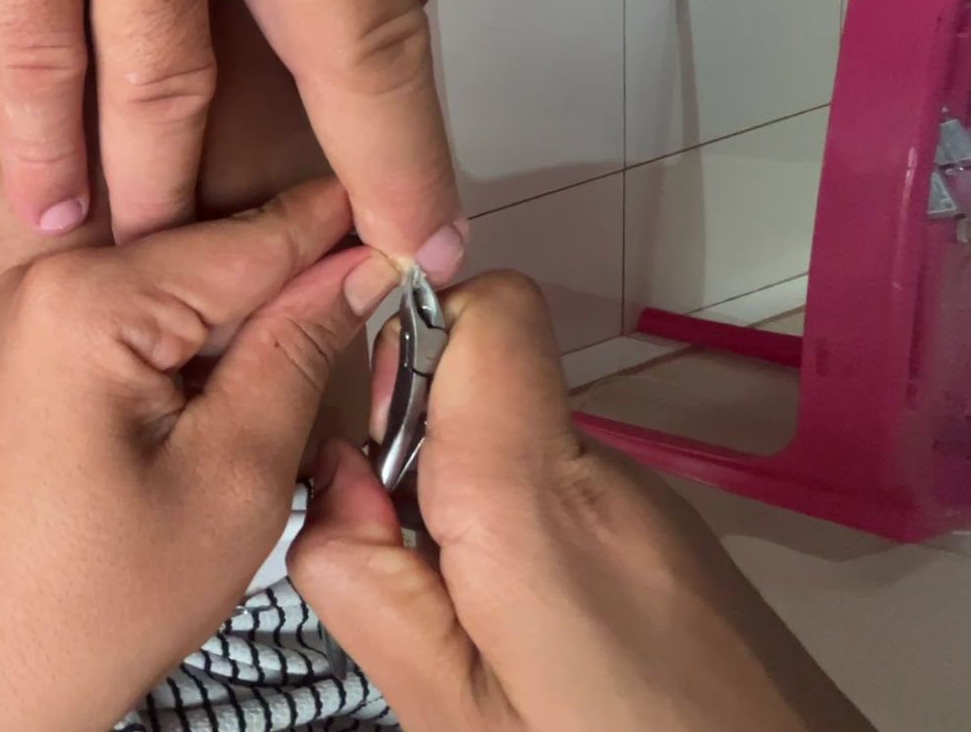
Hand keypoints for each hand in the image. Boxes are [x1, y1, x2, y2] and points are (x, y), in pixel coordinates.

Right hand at [0, 0, 461, 265]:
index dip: (401, 38)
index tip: (381, 93)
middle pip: (348, 50)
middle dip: (383, 168)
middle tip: (401, 256)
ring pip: (167, 78)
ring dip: (170, 183)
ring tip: (170, 253)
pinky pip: (34, 47)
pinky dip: (41, 142)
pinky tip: (51, 208)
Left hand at [0, 179, 400, 730]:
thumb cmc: (103, 592)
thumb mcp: (233, 474)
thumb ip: (296, 350)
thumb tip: (359, 268)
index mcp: (89, 298)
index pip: (247, 238)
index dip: (340, 232)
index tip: (412, 235)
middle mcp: (49, 276)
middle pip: (209, 250)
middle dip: (295, 273)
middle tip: (380, 295)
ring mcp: (37, 302)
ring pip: (180, 276)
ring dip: (249, 306)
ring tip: (317, 340)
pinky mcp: (41, 334)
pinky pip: (142, 304)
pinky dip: (199, 329)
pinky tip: (236, 367)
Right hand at [286, 273, 876, 731]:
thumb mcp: (445, 712)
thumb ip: (359, 576)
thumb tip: (334, 471)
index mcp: (536, 501)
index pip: (490, 312)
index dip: (414, 334)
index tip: (377, 426)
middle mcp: (603, 473)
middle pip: (476, 374)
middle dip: (407, 433)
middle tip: (404, 550)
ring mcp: (649, 499)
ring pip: (504, 428)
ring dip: (452, 481)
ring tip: (465, 601)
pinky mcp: (669, 530)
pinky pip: (548, 473)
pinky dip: (504, 512)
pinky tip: (521, 612)